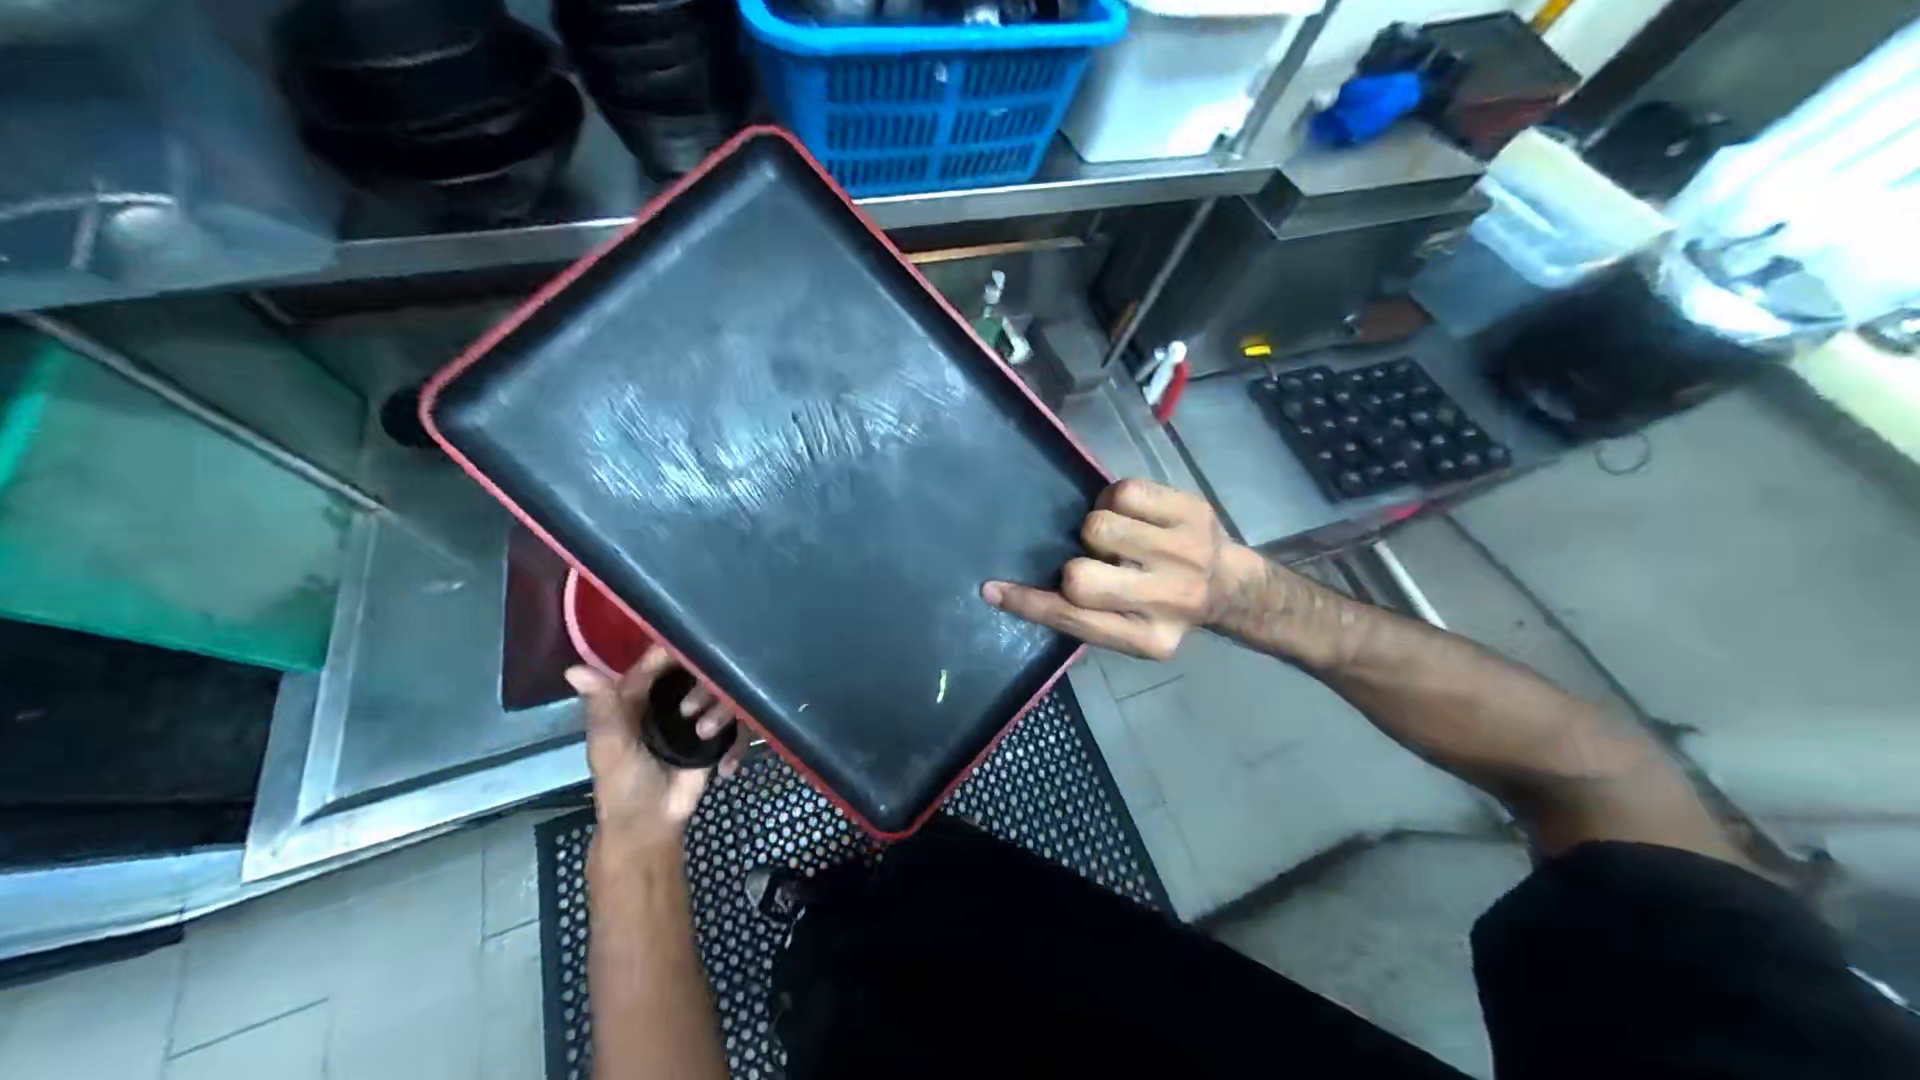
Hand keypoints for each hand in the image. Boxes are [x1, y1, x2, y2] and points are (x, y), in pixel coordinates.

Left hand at [567, 646, 745, 853]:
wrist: (649, 824)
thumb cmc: (621, 782)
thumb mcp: (609, 743)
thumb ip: (601, 704)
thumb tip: (572, 668)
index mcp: (642, 694)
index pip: (660, 661)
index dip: (673, 652)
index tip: (689, 649)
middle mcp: (675, 699)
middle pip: (701, 673)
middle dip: (702, 687)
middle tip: (690, 710)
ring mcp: (702, 717)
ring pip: (726, 696)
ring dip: (720, 713)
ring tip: (704, 733)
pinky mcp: (721, 738)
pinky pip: (742, 728)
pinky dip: (736, 745)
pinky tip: (723, 765)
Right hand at [981, 478, 1268, 659]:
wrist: (1230, 585)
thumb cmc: (1165, 608)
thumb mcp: (1126, 630)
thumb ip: (1077, 615)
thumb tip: (1005, 591)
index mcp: (1147, 638)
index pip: (1073, 620)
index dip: (1028, 603)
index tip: (992, 589)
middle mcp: (1169, 600)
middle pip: (1081, 575)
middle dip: (1078, 562)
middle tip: (1100, 561)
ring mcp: (1185, 553)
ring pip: (1099, 525)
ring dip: (1099, 527)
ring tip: (1122, 537)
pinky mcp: (1192, 511)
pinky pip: (1124, 491)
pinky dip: (1117, 498)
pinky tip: (1134, 515)